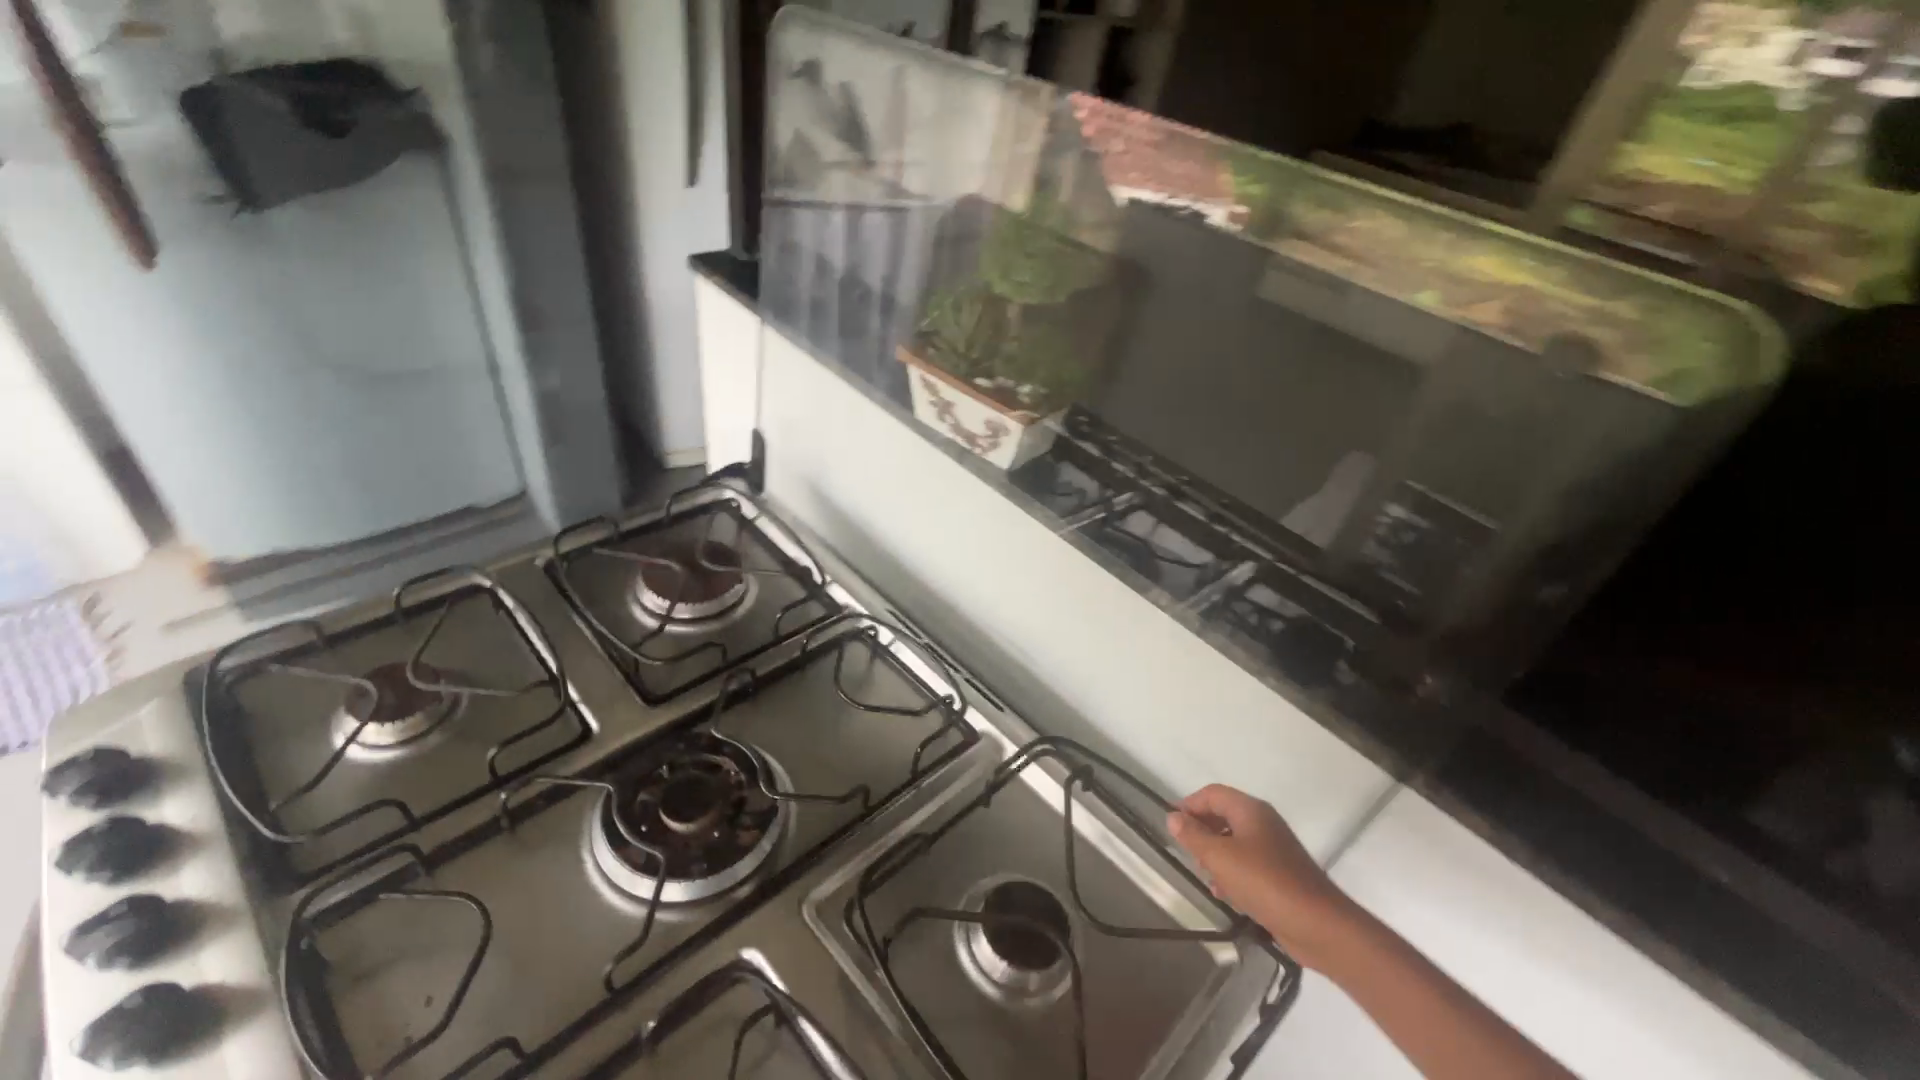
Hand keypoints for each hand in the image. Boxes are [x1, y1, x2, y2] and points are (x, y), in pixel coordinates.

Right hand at [1167, 784, 1360, 972]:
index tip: (1170, 825)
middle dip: (1202, 831)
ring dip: (1215, 855)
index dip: (1189, 805)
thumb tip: (1173, 816)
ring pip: (1234, 842)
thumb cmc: (1264, 883)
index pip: (1212, 794)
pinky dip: (1232, 874)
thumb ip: (1193, 836)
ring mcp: (1274, 849)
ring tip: (1204, 875)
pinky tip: (1224, 893)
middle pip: (1224, 816)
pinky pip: (1248, 865)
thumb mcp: (1220, 858)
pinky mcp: (1280, 874)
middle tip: (1187, 852)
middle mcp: (1263, 824)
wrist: (1317, 924)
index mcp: (1251, 811)